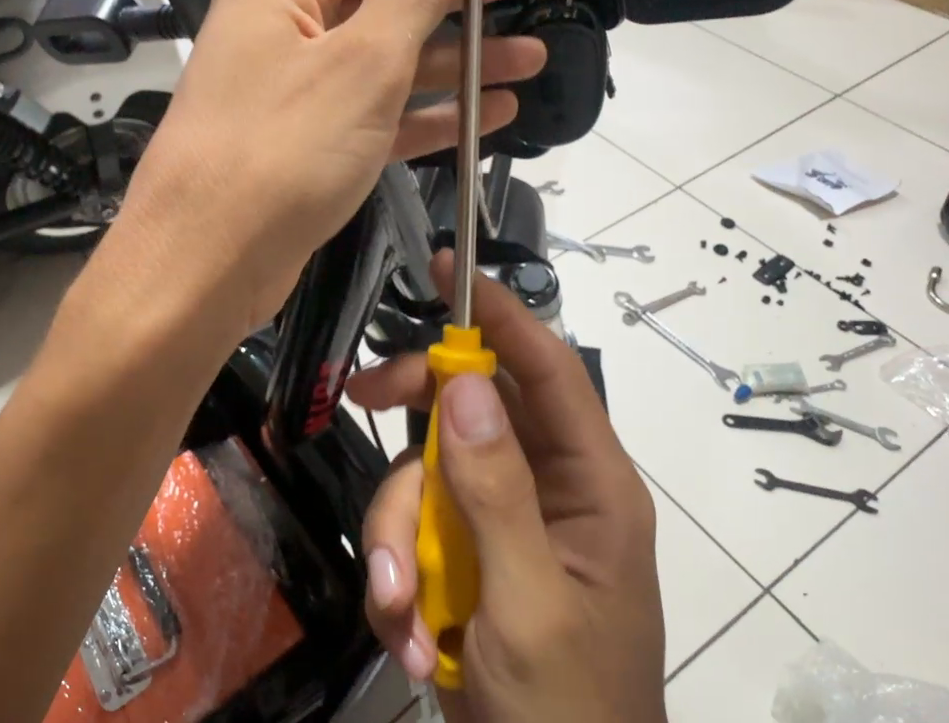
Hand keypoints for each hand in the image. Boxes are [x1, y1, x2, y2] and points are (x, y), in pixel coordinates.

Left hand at [110, 0, 542, 333]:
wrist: (206, 262)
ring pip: (386, 62)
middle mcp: (282, 26)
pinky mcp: (306, 143)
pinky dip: (426, 114)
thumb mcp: (361, 62)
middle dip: (457, 4)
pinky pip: (375, 114)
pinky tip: (488, 113)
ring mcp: (294, 88)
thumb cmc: (283, 149)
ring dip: (456, 64)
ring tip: (530, 61)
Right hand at [346, 253, 666, 722]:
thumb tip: (468, 387)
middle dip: (412, 417)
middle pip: (467, 412)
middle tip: (357, 398)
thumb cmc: (566, 710)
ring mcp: (498, 526)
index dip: (501, 314)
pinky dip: (397, 581)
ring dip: (396, 542)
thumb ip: (497, 494)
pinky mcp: (462, 561)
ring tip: (403, 611)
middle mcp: (546, 491)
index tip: (448, 269)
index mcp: (591, 489)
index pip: (548, 372)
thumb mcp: (528, 604)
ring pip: (423, 479)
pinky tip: (411, 635)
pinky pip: (411, 534)